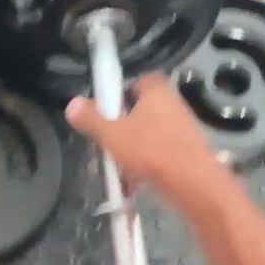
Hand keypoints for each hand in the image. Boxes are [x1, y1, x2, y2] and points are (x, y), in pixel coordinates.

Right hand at [65, 73, 228, 198]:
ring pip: (149, 136)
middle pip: (141, 111)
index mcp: (157, 90)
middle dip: (122, 128)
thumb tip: (72, 104)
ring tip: (117, 170)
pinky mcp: (188, 152)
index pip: (137, 81)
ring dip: (132, 150)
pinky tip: (134, 184)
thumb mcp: (112, 135)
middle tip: (106, 144)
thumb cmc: (151, 151)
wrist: (193, 184)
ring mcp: (183, 129)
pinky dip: (146, 165)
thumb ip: (92, 120)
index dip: (120, 92)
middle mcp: (174, 104)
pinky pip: (160, 154)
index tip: (106, 109)